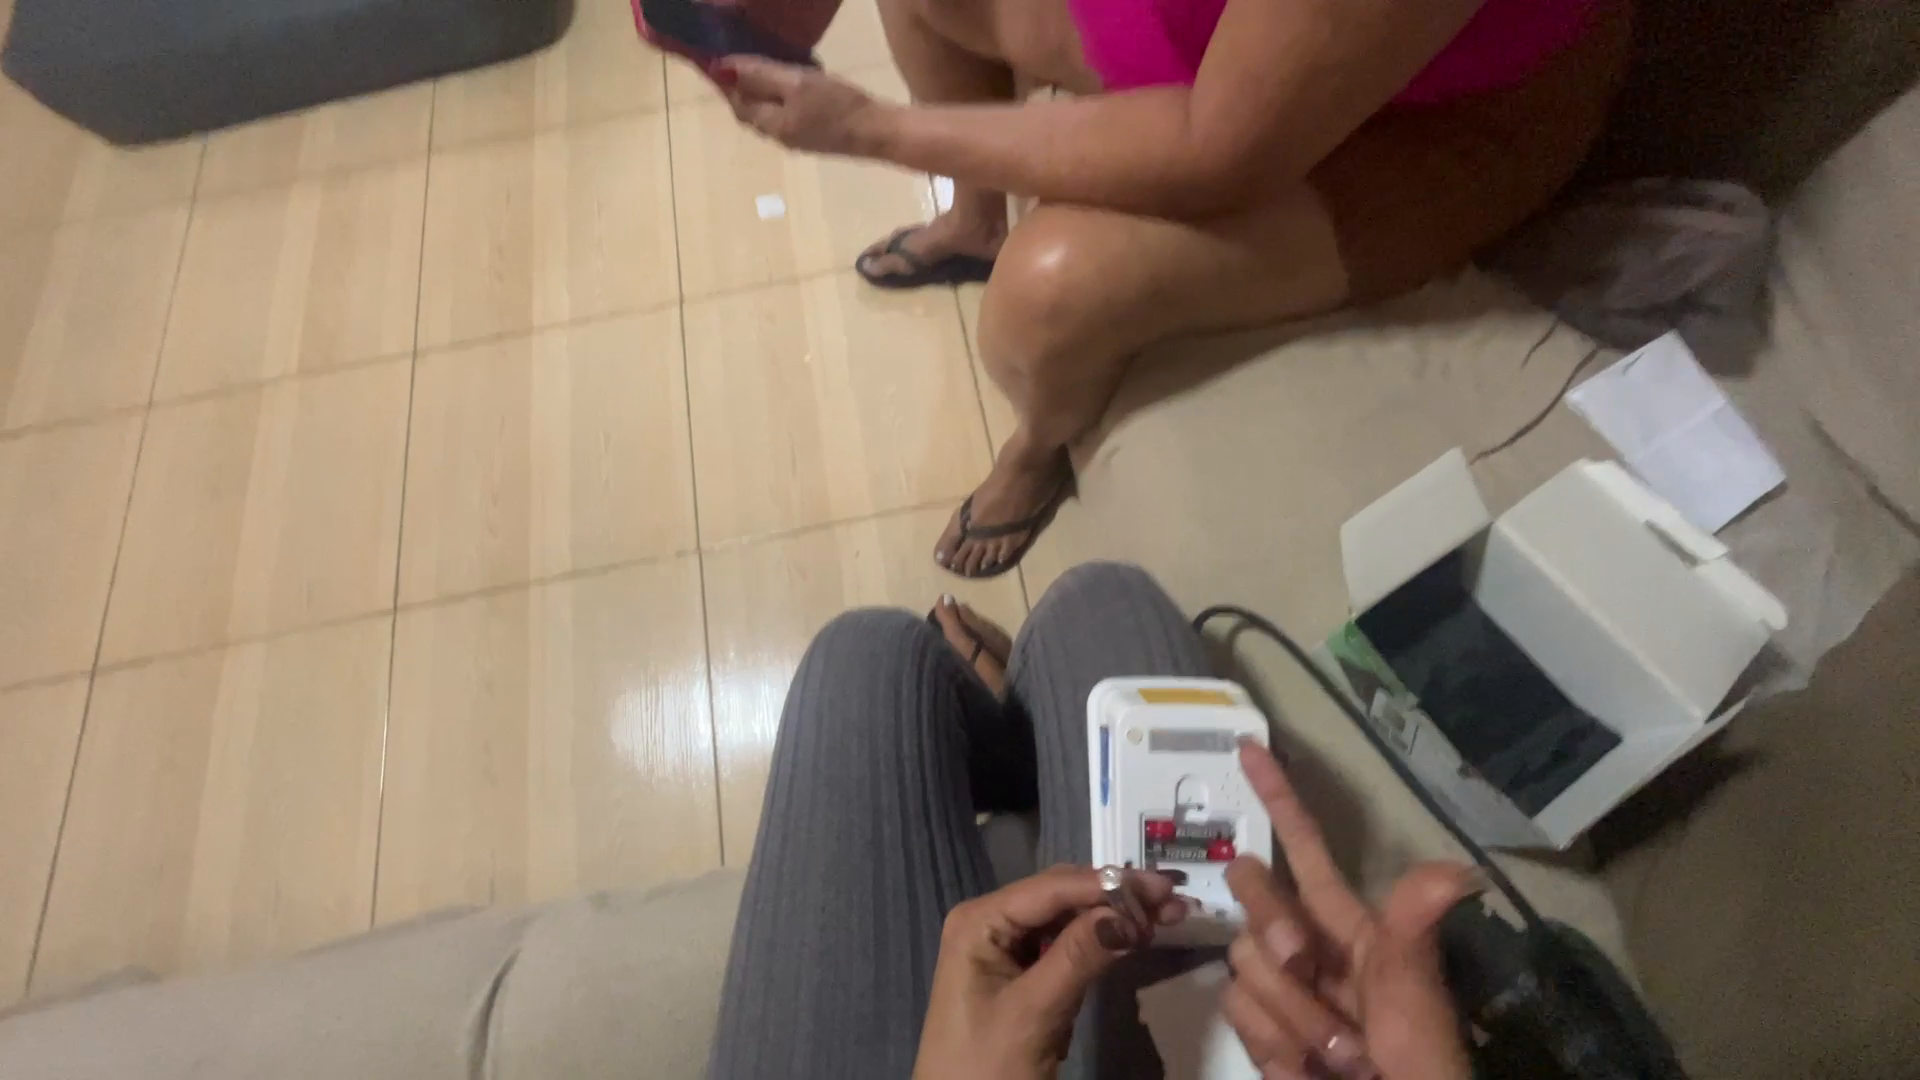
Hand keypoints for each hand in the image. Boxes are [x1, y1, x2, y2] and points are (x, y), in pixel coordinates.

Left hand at [714, 56, 894, 156]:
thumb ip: (760, 76)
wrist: (878, 133)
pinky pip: (786, 115)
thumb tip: (723, 68)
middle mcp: (781, 137)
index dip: (724, 83)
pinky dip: (778, 98)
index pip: (738, 105)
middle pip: (751, 112)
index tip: (714, 58)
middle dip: (740, 89)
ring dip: (759, 93)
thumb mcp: (796, 83)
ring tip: (758, 67)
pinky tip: (786, 83)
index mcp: (773, 126)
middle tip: (735, 59)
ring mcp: (799, 139)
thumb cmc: (837, 106)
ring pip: (769, 114)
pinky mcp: (814, 136)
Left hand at [914, 865, 1185, 1079]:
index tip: (1160, 886)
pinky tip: (1131, 936)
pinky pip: (1064, 944)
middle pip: (1060, 895)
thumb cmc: (984, 1069)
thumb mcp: (1032, 1014)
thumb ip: (1078, 957)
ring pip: (1067, 917)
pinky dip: (1099, 940)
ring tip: (1163, 914)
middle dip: (1114, 895)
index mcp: (980, 919)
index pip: (1051, 888)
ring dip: (1112, 915)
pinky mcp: (1021, 972)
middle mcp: (991, 920)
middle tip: (1170, 900)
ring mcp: (1005, 945)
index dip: (1106, 884)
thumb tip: (1129, 914)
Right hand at [1224, 741, 1477, 1079]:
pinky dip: (1272, 1042)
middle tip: (1304, 963)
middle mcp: (1302, 941)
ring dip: (1291, 1012)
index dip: (1276, 795)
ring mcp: (1276, 982)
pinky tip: (1307, 1069)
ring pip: (1243, 956)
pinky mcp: (1255, 1023)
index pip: (1303, 845)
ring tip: (1341, 1055)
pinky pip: (1235, 1004)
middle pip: (1253, 888)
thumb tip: (1457, 870)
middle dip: (1273, 920)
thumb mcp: (1421, 1003)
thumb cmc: (1418, 1068)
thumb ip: (1414, 935)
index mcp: (1343, 924)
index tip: (1249, 747)